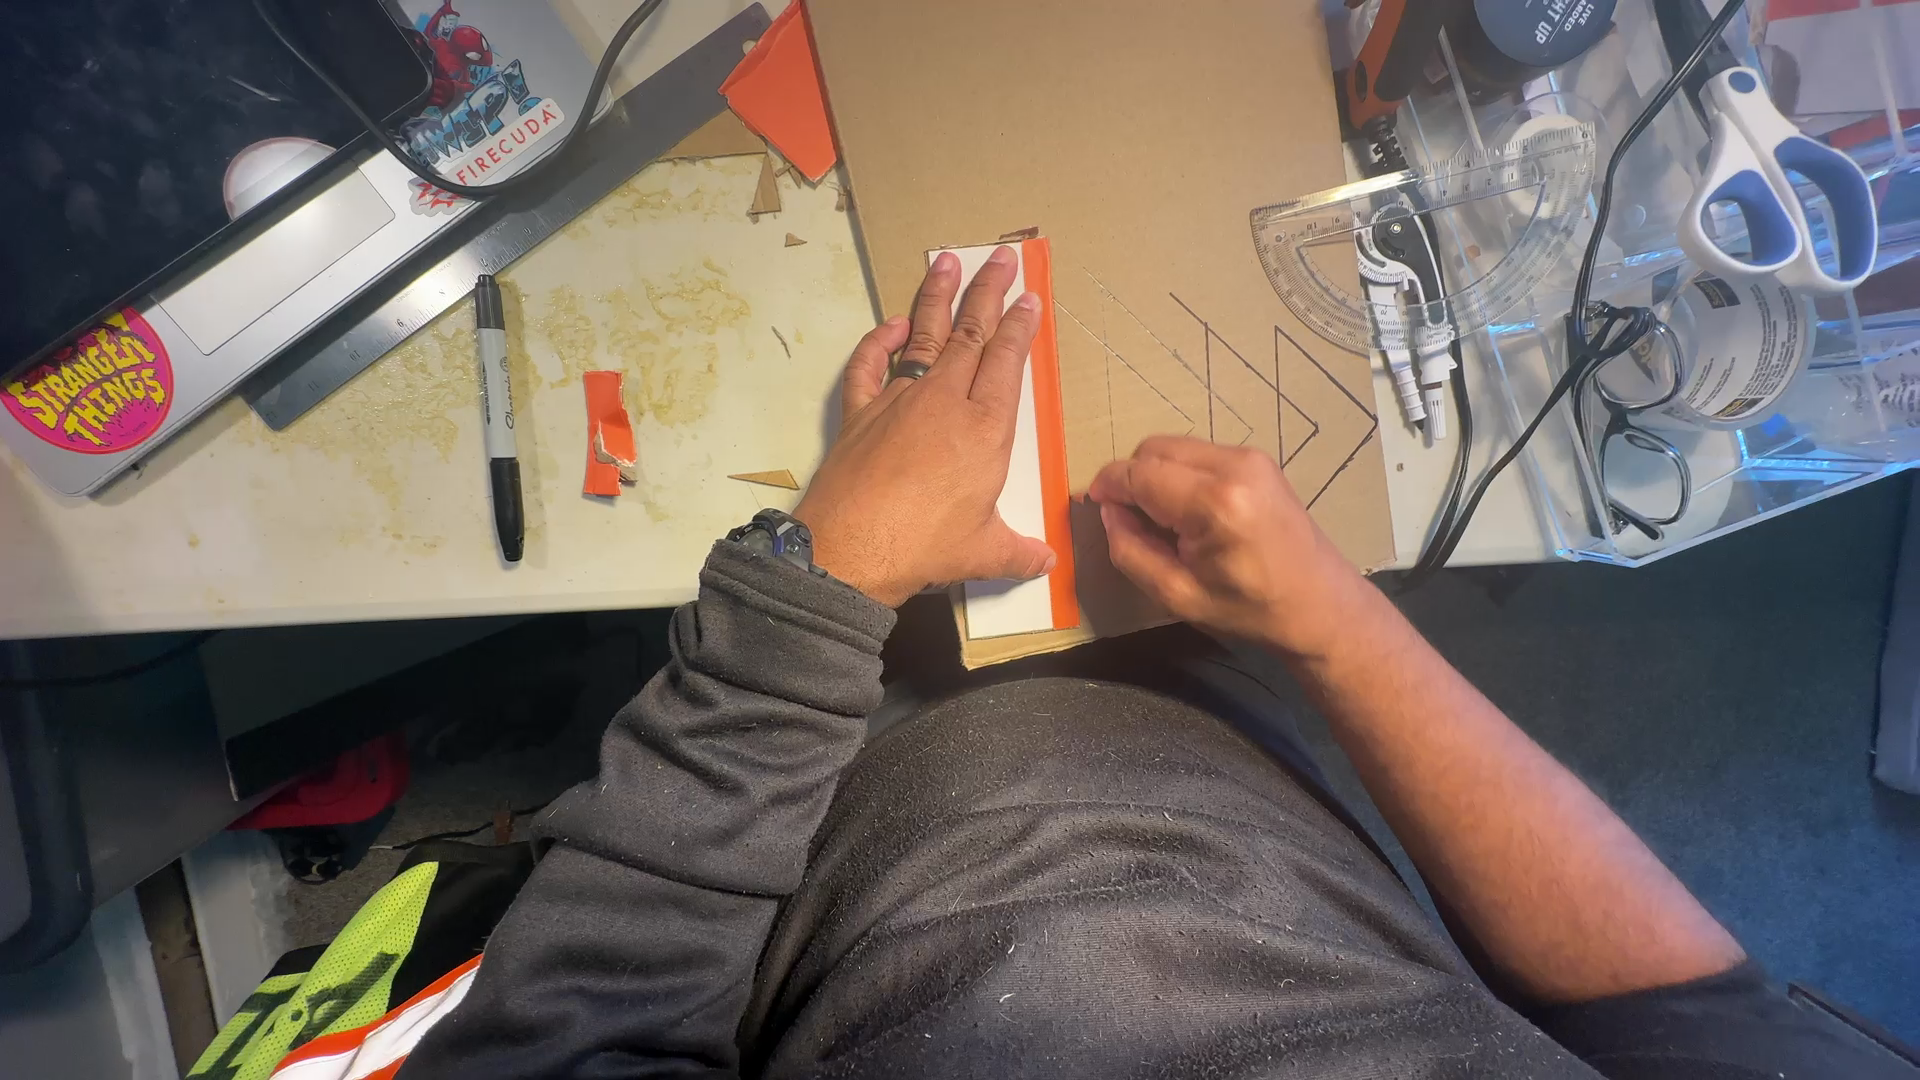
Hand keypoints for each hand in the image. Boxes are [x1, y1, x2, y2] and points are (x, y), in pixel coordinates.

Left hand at [794, 247, 1055, 607]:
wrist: (850, 549)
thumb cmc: (926, 546)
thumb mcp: (983, 552)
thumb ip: (1019, 551)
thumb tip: (1047, 562)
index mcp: (985, 427)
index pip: (1007, 361)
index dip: (1020, 326)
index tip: (1029, 297)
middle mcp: (944, 400)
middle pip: (970, 333)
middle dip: (988, 291)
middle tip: (1001, 258)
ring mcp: (898, 400)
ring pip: (923, 336)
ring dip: (937, 296)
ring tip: (947, 260)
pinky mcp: (859, 412)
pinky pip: (868, 366)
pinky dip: (879, 342)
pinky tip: (891, 326)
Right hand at [1087, 436, 1373, 658]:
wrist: (1322, 606)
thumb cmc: (1249, 610)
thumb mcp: (1176, 595)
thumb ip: (1130, 550)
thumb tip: (1109, 512)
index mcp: (1214, 503)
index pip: (1138, 473)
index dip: (1107, 486)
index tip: (1095, 506)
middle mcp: (1233, 466)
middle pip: (1153, 449)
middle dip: (1130, 478)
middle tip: (1129, 520)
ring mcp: (1250, 457)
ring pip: (1173, 447)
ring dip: (1154, 476)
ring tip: (1161, 520)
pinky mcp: (1257, 460)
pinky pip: (1197, 454)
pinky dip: (1178, 475)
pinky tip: (1187, 512)